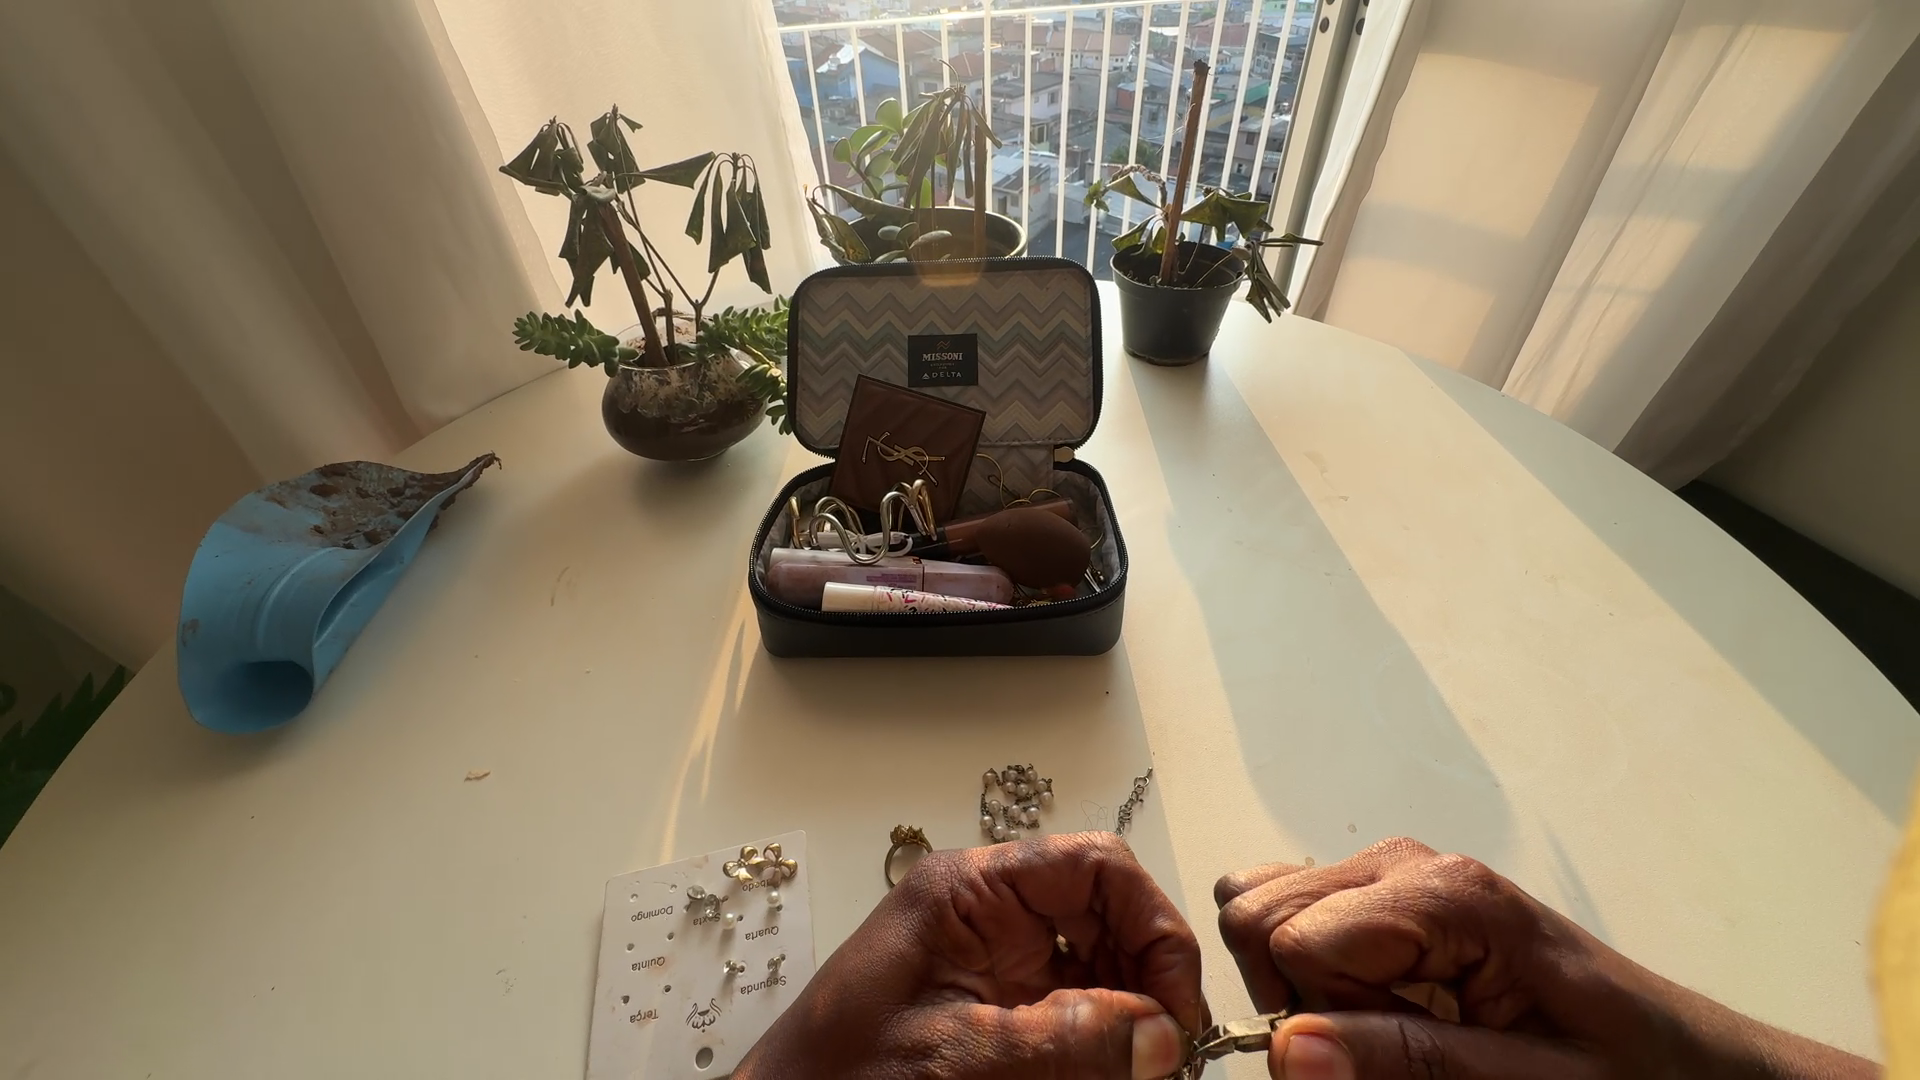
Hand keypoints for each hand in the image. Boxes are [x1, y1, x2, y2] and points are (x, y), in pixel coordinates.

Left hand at [736, 831, 1207, 1079]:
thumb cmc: (846, 1076)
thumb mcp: (957, 1057)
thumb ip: (1063, 1043)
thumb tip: (1166, 1035)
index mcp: (971, 888)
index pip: (1090, 864)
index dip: (1149, 921)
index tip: (1175, 1007)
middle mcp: (990, 908)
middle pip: (1103, 910)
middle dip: (1146, 974)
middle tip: (1167, 1055)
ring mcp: (995, 955)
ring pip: (1096, 959)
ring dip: (1131, 1010)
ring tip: (1143, 1069)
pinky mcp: (996, 1000)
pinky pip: (1073, 1001)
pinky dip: (1103, 1036)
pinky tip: (1109, 1070)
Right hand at [1214, 838, 1873, 1079]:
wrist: (1688, 1056)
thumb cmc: (1626, 1073)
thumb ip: (1404, 1061)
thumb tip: (1284, 1052)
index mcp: (1438, 895)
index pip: (1292, 939)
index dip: (1316, 1014)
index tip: (1379, 1055)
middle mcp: (1394, 859)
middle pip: (1259, 910)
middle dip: (1294, 990)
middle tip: (1373, 1038)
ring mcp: (1382, 862)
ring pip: (1255, 897)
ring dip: (1292, 971)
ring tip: (1374, 1013)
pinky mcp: (1376, 879)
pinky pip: (1282, 898)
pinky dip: (1298, 951)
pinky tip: (1368, 989)